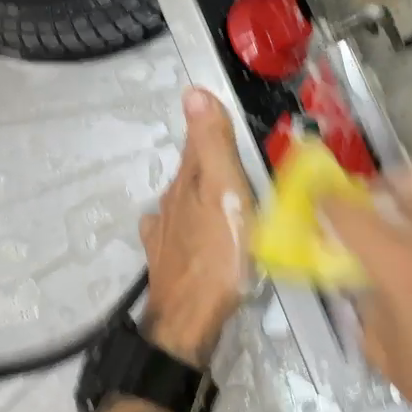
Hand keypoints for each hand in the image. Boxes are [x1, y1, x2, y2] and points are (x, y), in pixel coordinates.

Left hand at [139, 88, 250, 367]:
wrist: (189, 319)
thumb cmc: (217, 252)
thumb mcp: (224, 191)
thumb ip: (212, 144)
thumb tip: (193, 91)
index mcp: (188, 181)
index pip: (199, 141)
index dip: (215, 128)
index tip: (238, 124)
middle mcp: (170, 202)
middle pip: (193, 173)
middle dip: (213, 165)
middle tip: (246, 166)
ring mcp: (165, 233)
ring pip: (185, 203)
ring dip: (203, 196)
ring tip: (230, 201)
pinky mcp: (168, 262)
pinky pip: (182, 234)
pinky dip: (194, 228)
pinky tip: (201, 235)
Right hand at [320, 171, 411, 411]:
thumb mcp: (385, 354)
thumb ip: (366, 303)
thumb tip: (361, 275)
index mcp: (406, 269)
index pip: (355, 217)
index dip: (329, 206)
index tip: (318, 203)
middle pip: (402, 182)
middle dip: (376, 190)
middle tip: (366, 209)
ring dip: (410, 195)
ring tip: (402, 219)